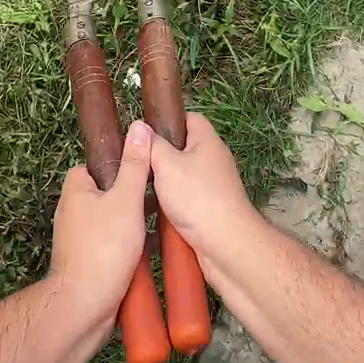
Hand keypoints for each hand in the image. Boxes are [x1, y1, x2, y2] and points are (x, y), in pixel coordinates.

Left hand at [47, 119, 151, 323]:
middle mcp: (73, 209)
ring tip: (164, 223)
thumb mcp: (126, 199)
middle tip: (161, 197)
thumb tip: (139, 126)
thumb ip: (135, 164)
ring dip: (136, 222)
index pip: (101, 163)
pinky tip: (154, 249)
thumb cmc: (104, 249)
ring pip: (114, 219)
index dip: (125, 164)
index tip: (150, 169)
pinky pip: (113, 243)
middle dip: (135, 196)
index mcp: (76, 188)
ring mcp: (79, 238)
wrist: (83, 310)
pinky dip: (131, 244)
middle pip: (110, 191)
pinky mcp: (88, 261)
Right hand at [148, 112, 259, 265]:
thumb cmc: (196, 197)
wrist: (225, 244)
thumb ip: (153, 144)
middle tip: (138, 162)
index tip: (145, 133)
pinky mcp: (211, 208)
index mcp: (207, 140)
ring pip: (183, 175)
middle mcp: (214, 159)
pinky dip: (173, 202)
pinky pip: (188, 198)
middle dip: (161, 155)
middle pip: (184, 148)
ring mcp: (214, 185)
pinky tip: (154, 210)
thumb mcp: (167, 164)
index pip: (188, 118)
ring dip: (165, 182)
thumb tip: (141, 128)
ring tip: (140, 186)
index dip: (167, 120)